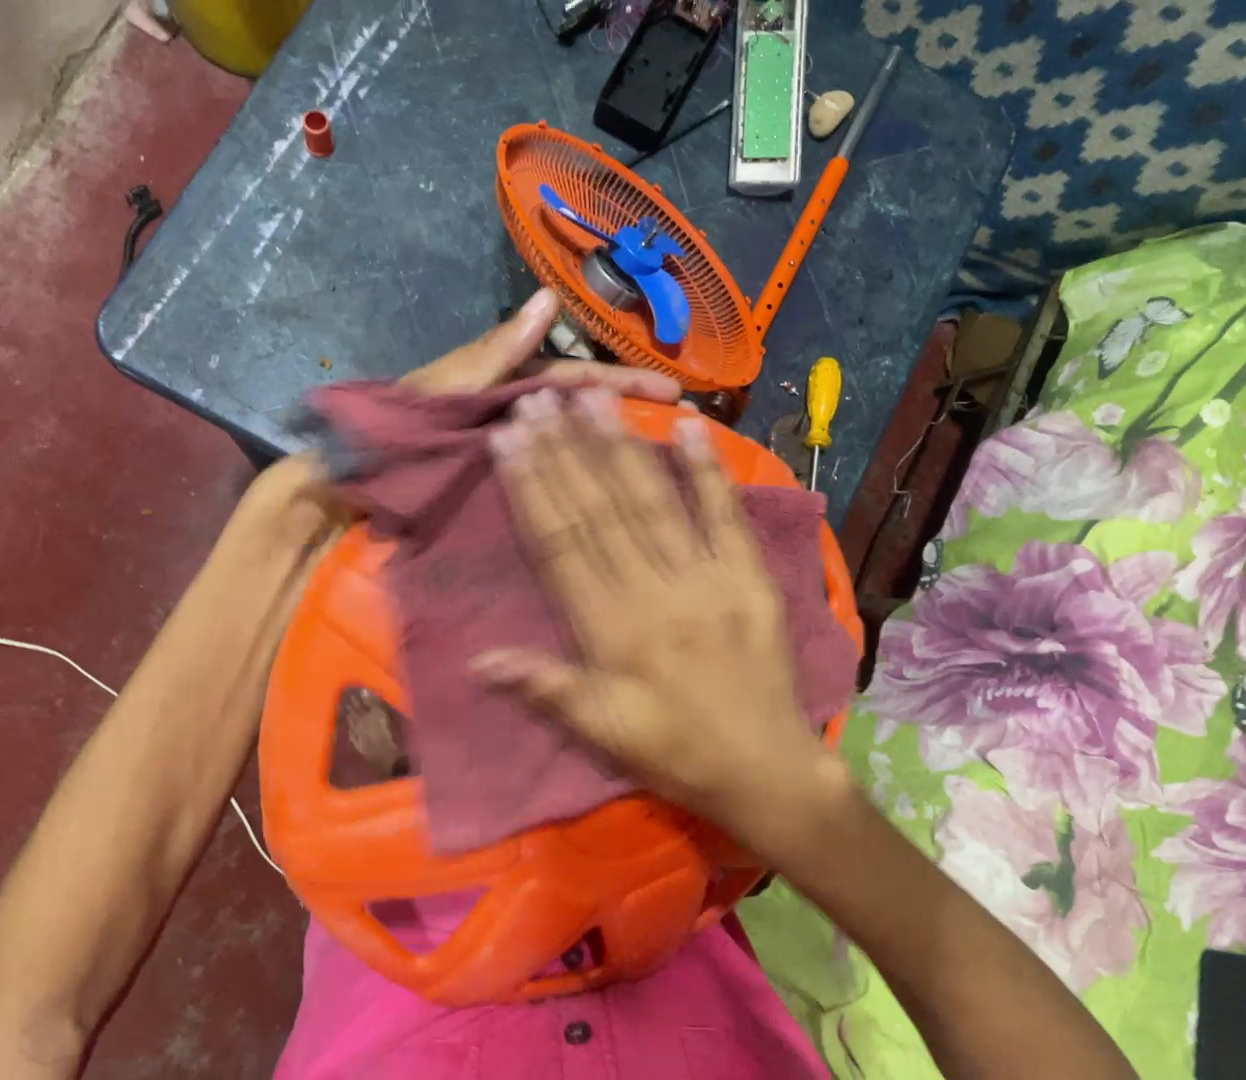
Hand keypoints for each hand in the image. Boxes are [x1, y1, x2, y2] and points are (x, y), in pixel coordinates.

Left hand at [257, 287, 682, 512]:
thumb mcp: (449, 387)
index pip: (575, 378)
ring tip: (657, 462)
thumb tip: (549, 295)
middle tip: (679, 428)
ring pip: (565, 441)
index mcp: (503, 381)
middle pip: (578, 409)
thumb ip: (497, 351)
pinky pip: (544, 473)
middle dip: (626, 413)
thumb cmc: (398, 427)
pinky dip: (575, 476)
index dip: (622, 383)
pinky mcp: (497, 479)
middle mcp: (510, 411)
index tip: (672, 393)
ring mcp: (504, 446)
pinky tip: (604, 495)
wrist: (352, 482)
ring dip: (607, 445)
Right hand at [468, 386, 826, 833]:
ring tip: (591, 398)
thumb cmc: (673, 752)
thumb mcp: (602, 732)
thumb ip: (546, 687)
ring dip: (619, 447)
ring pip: (651, 502)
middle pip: (600, 511)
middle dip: (564, 452)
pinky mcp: (748, 577)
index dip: (531, 489)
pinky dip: (706, 470)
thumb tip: (479, 659)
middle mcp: (654, 592)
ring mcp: (706, 579)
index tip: (508, 440)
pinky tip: (688, 426)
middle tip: (538, 399)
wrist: (766, 771)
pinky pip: (725, 515)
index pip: (561, 545)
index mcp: (611, 629)